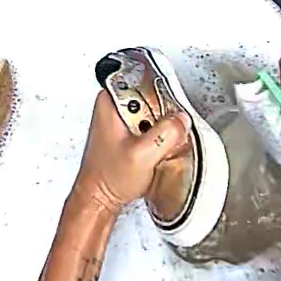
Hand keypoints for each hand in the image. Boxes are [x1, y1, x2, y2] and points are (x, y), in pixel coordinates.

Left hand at [72, 90, 191, 215]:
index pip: (147, 80)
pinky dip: (160, 136)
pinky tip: (155, 151)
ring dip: (164, 127)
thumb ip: (165, 134)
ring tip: (157, 147)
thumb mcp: (142, 155)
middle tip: (162, 136)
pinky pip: (153, 123)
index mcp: (111, 99)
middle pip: (154, 94)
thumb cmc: (107, 178)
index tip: (170, 113)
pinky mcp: (129, 129)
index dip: (164, 96)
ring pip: (156, 109)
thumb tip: (181, 119)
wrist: (98, 200)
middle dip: (165, 114)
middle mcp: (114, 103)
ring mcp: (121, 116)